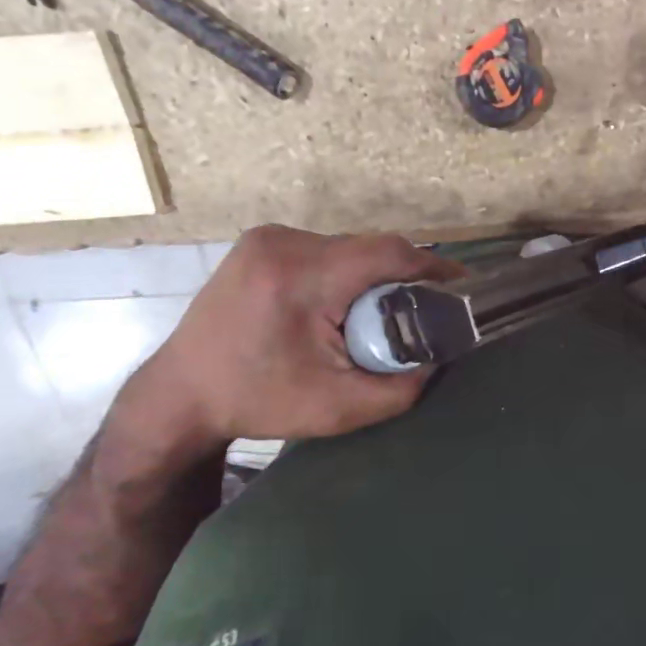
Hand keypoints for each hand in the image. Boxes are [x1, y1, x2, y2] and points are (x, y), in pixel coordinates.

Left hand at [106, 226, 462, 457]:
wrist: (183, 394)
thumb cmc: (258, 403)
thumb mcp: (340, 407)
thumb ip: (401, 386)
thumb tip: (439, 357)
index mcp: (300, 276)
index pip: (387, 253)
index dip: (433, 267)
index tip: (462, 288)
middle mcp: (283, 242)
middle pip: (369, 249)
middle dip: (402, 279)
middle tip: (424, 314)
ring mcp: (266, 239)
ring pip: (347, 248)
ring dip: (372, 278)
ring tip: (384, 315)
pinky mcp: (258, 245)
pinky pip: (323, 252)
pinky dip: (345, 275)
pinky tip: (344, 307)